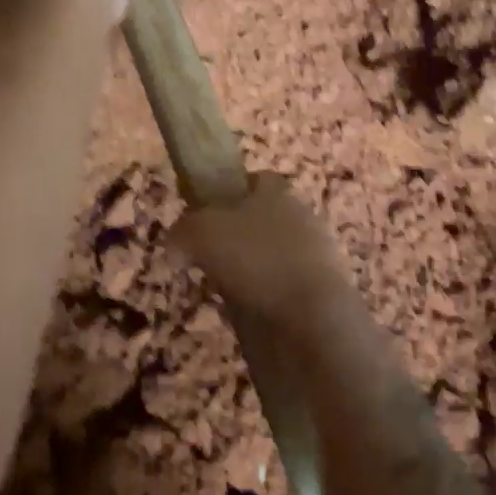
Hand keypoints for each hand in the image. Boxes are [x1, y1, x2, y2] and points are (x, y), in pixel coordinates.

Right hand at [170, 174, 352, 315]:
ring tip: (224, 289)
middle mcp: (300, 213)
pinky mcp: (321, 289)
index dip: (225, 194)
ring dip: (249, 269)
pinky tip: (249, 310)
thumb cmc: (256, 258)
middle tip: (207, 256)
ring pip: (271, 253)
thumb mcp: (201, 233)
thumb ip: (183, 230)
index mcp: (276, 189)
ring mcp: (315, 252)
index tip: (203, 216)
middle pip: (260, 218)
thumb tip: (174, 242)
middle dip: (235, 236)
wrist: (312, 315)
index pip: (252, 179)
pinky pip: (282, 285)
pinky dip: (264, 296)